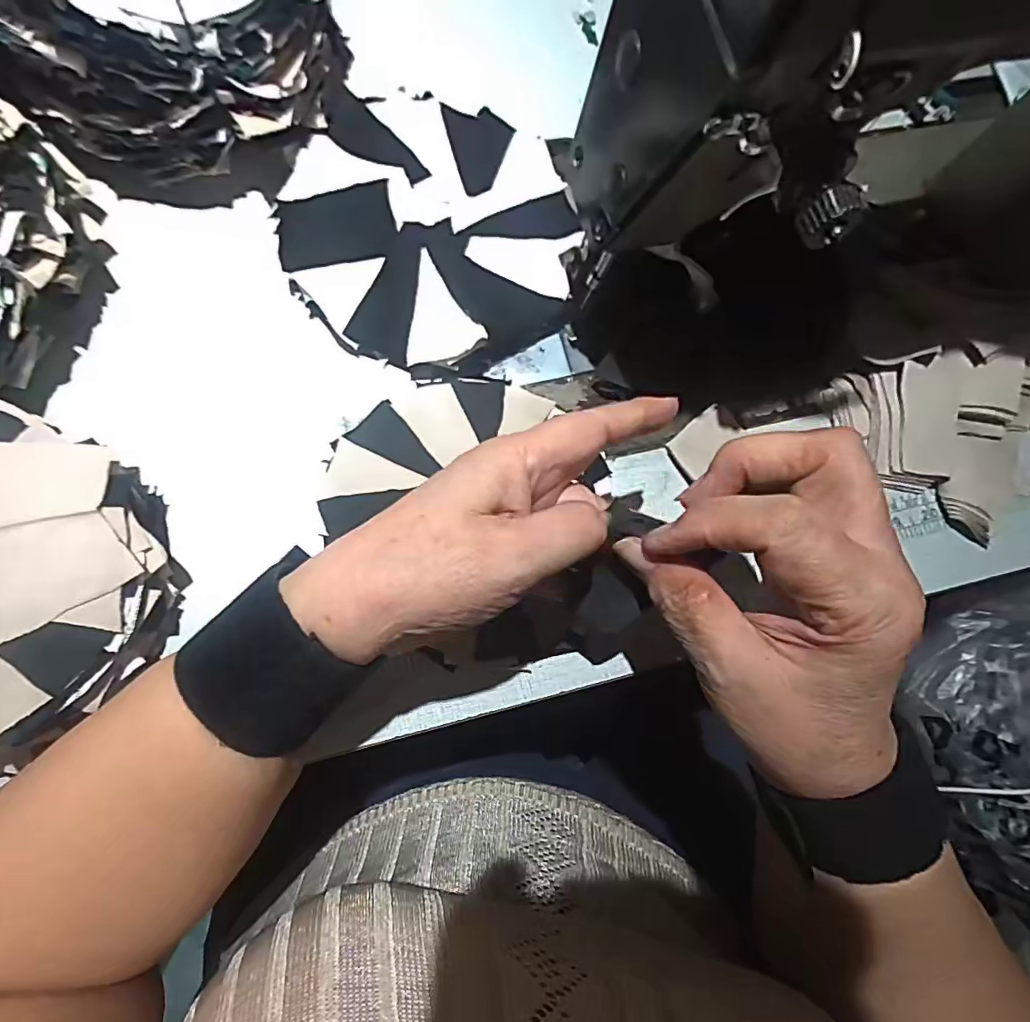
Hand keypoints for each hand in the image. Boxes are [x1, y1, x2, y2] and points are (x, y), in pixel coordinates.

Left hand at [280, 396, 679, 663]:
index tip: (674, 406)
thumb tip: (603, 514)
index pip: (586, 428)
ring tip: (577, 582)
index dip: (633, 415)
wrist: (355, 608)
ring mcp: (490, 513)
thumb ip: (575, 528)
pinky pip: (532, 545)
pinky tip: (548, 596)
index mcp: (512, 462)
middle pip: (577, 479)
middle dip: (606, 507)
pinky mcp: (479, 545)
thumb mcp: (515, 553)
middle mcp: (504, 479)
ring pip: (558, 519)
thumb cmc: (430, 572)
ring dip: (575, 549)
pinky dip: (549, 567)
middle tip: (635, 547)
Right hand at [616, 428, 923, 797]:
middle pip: (829, 455)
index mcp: (861, 599)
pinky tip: (722, 524)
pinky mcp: (849, 549)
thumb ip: (687, 601)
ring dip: (753, 471)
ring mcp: (872, 549)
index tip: (659, 547)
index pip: (785, 519)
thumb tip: (637, 548)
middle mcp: (881, 559)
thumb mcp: (730, 673)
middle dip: (746, 465)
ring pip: (824, 459)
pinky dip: (757, 490)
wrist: (836, 760)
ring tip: (704, 513)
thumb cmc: (792, 730)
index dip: (709, 522)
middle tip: (695, 509)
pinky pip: (809, 487)